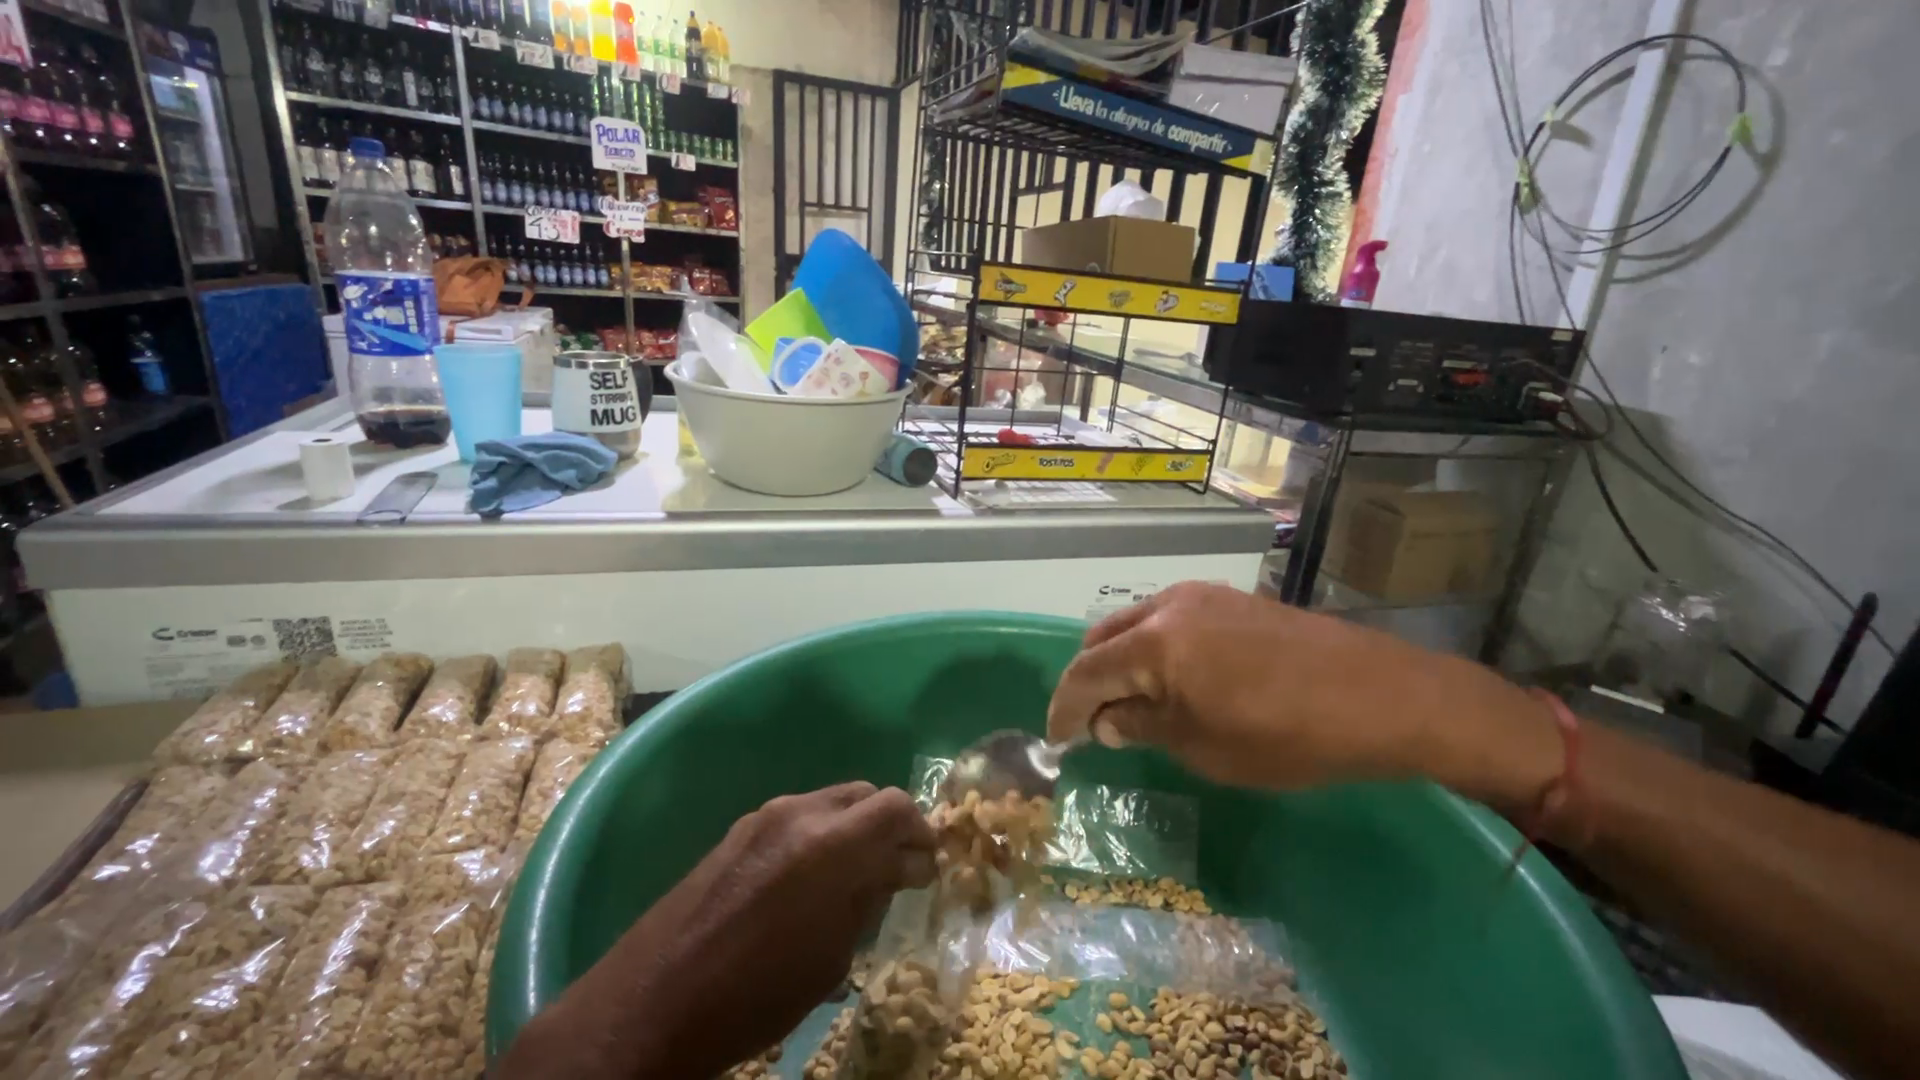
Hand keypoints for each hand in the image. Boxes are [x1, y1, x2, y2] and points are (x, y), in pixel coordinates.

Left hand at [500, 782, 936, 1079]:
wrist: (654, 1001)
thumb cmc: (755, 994)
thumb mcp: (831, 957)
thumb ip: (870, 899)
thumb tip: (899, 869)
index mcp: (831, 845)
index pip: (897, 808)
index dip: (921, 832)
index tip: (926, 866)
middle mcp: (799, 814)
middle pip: (865, 795)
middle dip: (889, 826)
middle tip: (897, 868)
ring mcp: (763, 817)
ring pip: (830, 802)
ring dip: (853, 830)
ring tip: (855, 877)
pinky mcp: (737, 831)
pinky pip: (797, 817)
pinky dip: (821, 835)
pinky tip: (812, 880)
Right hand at [1046, 582, 1556, 798]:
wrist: (1380, 695)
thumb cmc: (1286, 735)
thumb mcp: (1203, 747)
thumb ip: (1142, 727)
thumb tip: (1106, 721)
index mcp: (1153, 645)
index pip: (1085, 675)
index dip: (1065, 710)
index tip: (1058, 740)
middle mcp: (1168, 607)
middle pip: (1103, 640)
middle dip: (1089, 681)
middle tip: (1091, 722)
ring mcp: (1203, 596)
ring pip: (1136, 626)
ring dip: (1122, 662)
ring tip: (1130, 703)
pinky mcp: (1232, 598)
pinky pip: (1170, 621)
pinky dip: (1155, 649)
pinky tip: (1173, 679)